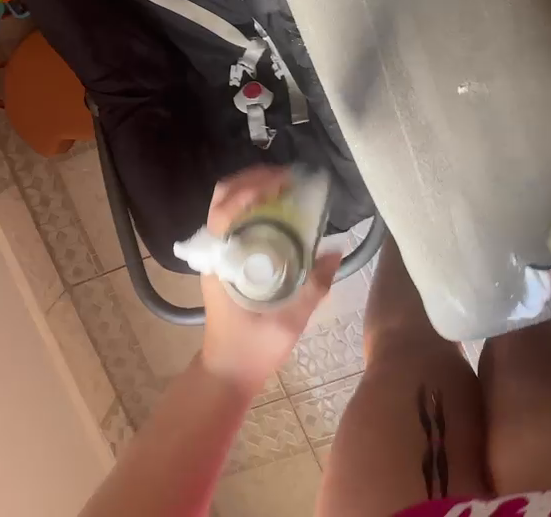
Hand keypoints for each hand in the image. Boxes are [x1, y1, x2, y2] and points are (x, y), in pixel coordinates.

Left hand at [197, 167, 341, 389]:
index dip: (250, 189)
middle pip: (223, 196)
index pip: (224, 210)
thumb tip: (336, 250)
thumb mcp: (289, 321)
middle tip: (288, 178)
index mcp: (221, 261)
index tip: (281, 183)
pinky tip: (280, 209)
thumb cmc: (252, 348)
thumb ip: (314, 286)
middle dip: (253, 179)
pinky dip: (254, 204)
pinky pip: (234, 218)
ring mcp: (216, 252)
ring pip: (226, 204)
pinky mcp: (224, 258)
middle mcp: (214, 250)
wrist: (227, 372)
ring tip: (287, 187)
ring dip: (253, 188)